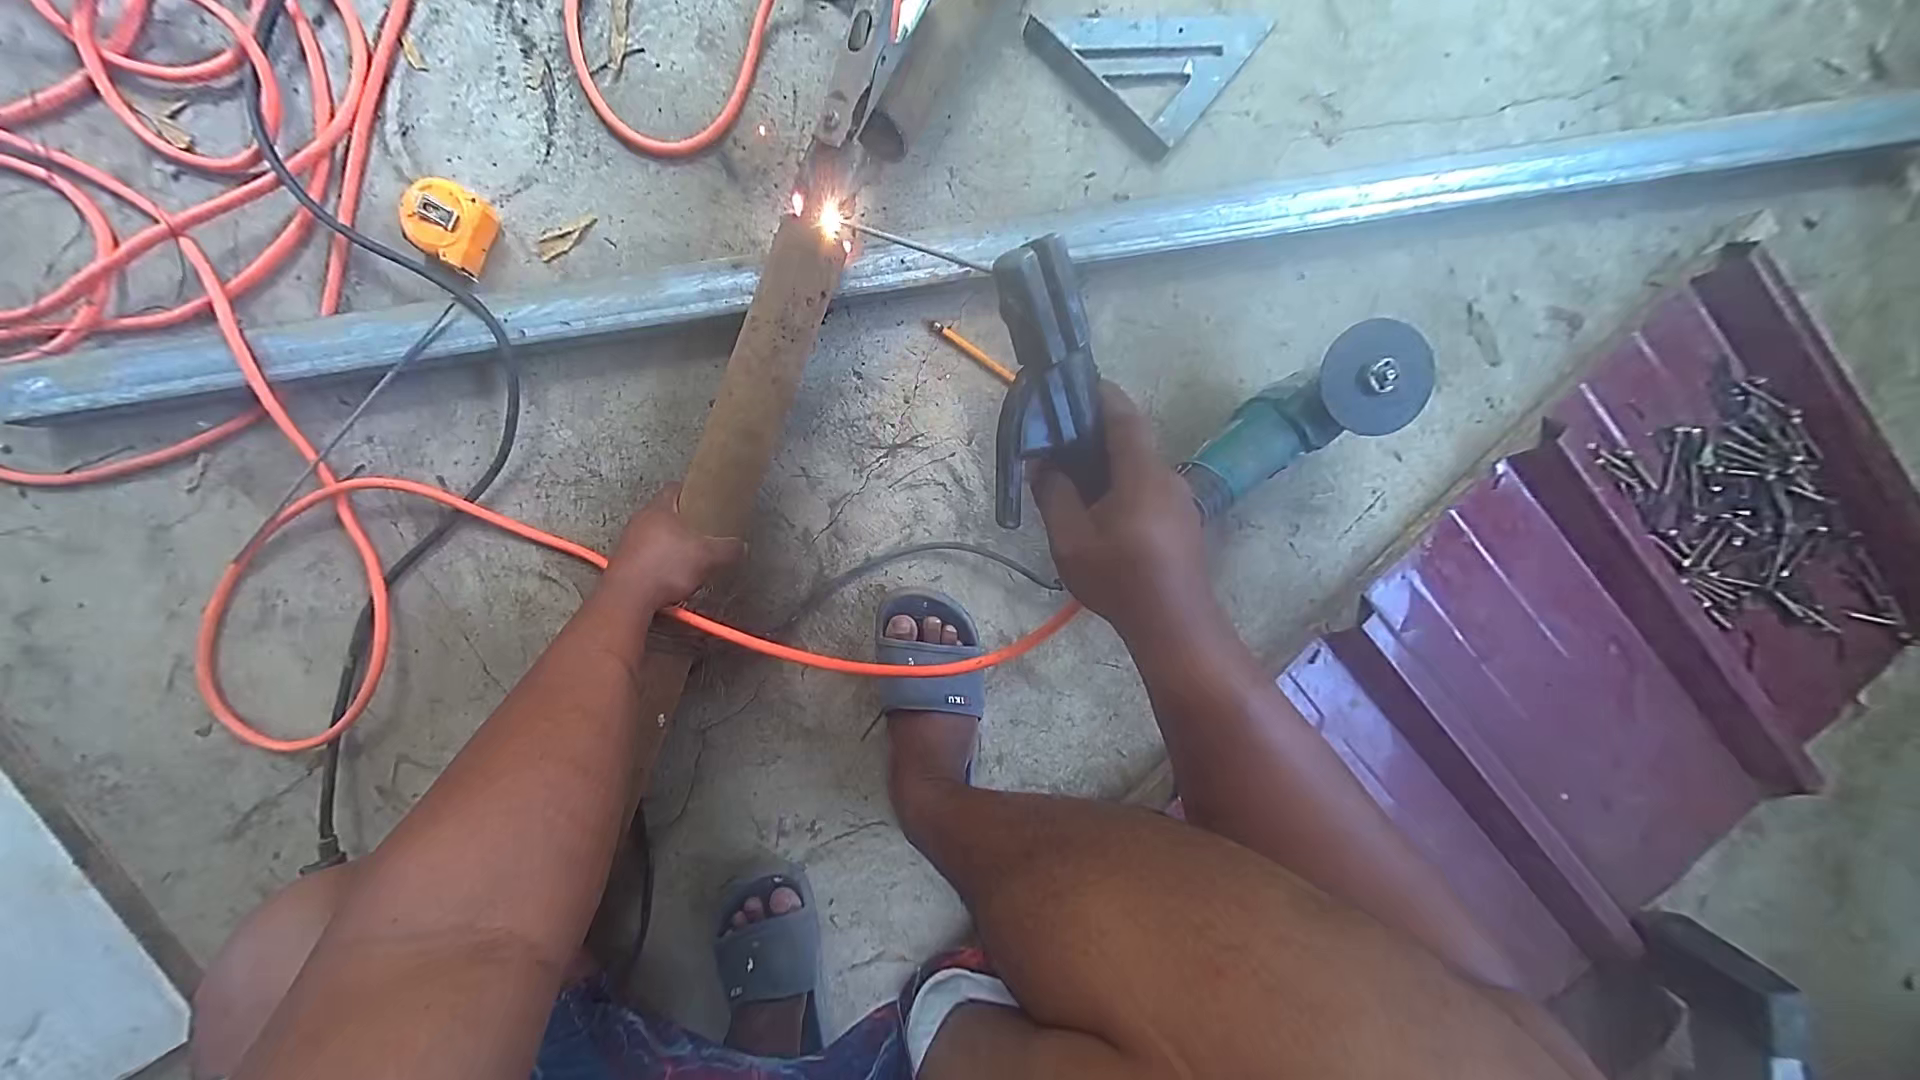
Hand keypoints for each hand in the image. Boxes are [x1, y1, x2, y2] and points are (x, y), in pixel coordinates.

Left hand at [600, 482, 746, 609]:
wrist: (629, 597)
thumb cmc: (662, 568)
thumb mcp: (709, 556)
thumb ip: (728, 549)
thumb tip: (740, 547)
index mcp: (659, 508)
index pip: (675, 488)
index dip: (693, 492)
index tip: (705, 498)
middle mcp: (641, 520)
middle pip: (667, 513)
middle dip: (686, 523)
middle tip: (703, 532)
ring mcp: (630, 541)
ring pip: (657, 535)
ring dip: (673, 544)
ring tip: (691, 558)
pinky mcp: (627, 562)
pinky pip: (649, 556)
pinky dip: (662, 562)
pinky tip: (674, 576)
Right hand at [1031, 383, 1212, 640]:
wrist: (1173, 624)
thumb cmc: (1120, 579)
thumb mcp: (1072, 540)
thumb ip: (1054, 496)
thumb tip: (1042, 463)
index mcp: (1142, 474)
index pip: (1124, 417)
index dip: (1101, 395)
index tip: (1077, 386)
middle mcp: (1167, 478)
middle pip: (1133, 440)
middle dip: (1099, 433)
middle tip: (1062, 440)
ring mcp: (1180, 500)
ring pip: (1141, 467)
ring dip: (1111, 463)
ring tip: (1075, 477)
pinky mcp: (1182, 521)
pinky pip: (1149, 488)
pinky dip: (1124, 484)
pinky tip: (1102, 509)